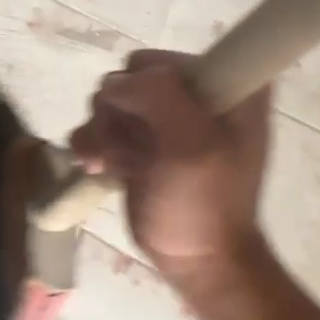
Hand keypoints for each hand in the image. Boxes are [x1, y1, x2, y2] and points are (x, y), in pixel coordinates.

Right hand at [69, 49, 270, 275]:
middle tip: (137, 152)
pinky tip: (102, 168)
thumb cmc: (203, 204)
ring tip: (121, 166)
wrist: (195, 259)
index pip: (161, 60)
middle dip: (119, 115)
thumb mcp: (192, 146)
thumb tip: (115, 85)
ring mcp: (164, 117)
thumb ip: (158, 96)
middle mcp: (196, 93)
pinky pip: (97, 122)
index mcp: (227, 86)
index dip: (145, 89)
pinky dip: (92, 144)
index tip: (153, 124)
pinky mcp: (137, 138)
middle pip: (127, 78)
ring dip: (104, 134)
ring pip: (107, 100)